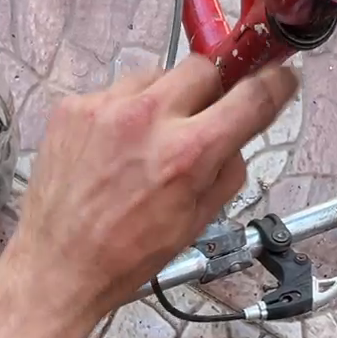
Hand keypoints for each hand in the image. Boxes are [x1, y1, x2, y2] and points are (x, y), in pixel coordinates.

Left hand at [6, 56, 297, 325]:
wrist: (57, 268)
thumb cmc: (121, 259)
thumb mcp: (192, 226)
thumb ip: (225, 175)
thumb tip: (237, 141)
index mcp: (187, 155)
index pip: (251, 97)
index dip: (274, 85)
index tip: (279, 79)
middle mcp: (149, 120)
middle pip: (204, 69)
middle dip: (210, 94)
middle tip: (199, 124)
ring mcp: (106, 108)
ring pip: (156, 76)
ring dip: (163, 103)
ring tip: (146, 146)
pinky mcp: (74, 107)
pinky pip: (114, 93)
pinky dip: (122, 115)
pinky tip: (114, 152)